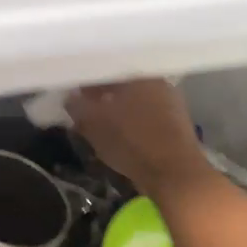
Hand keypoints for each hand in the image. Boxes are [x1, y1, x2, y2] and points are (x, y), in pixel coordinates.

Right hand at [66, 79, 213, 197]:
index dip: (85, 83)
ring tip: (98, 126)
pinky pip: (145, 116)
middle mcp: (157, 84)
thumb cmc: (131, 142)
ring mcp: (170, 104)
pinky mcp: (176, 124)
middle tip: (82, 111)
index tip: (71, 95)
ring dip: (116, 111)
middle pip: (121, 86)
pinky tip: (118, 135)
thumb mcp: (92, 125)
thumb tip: (70, 96)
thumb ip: (77, 106)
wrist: (174, 174)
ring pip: (134, 102)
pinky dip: (130, 122)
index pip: (105, 72)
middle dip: (101, 97)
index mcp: (137, 76)